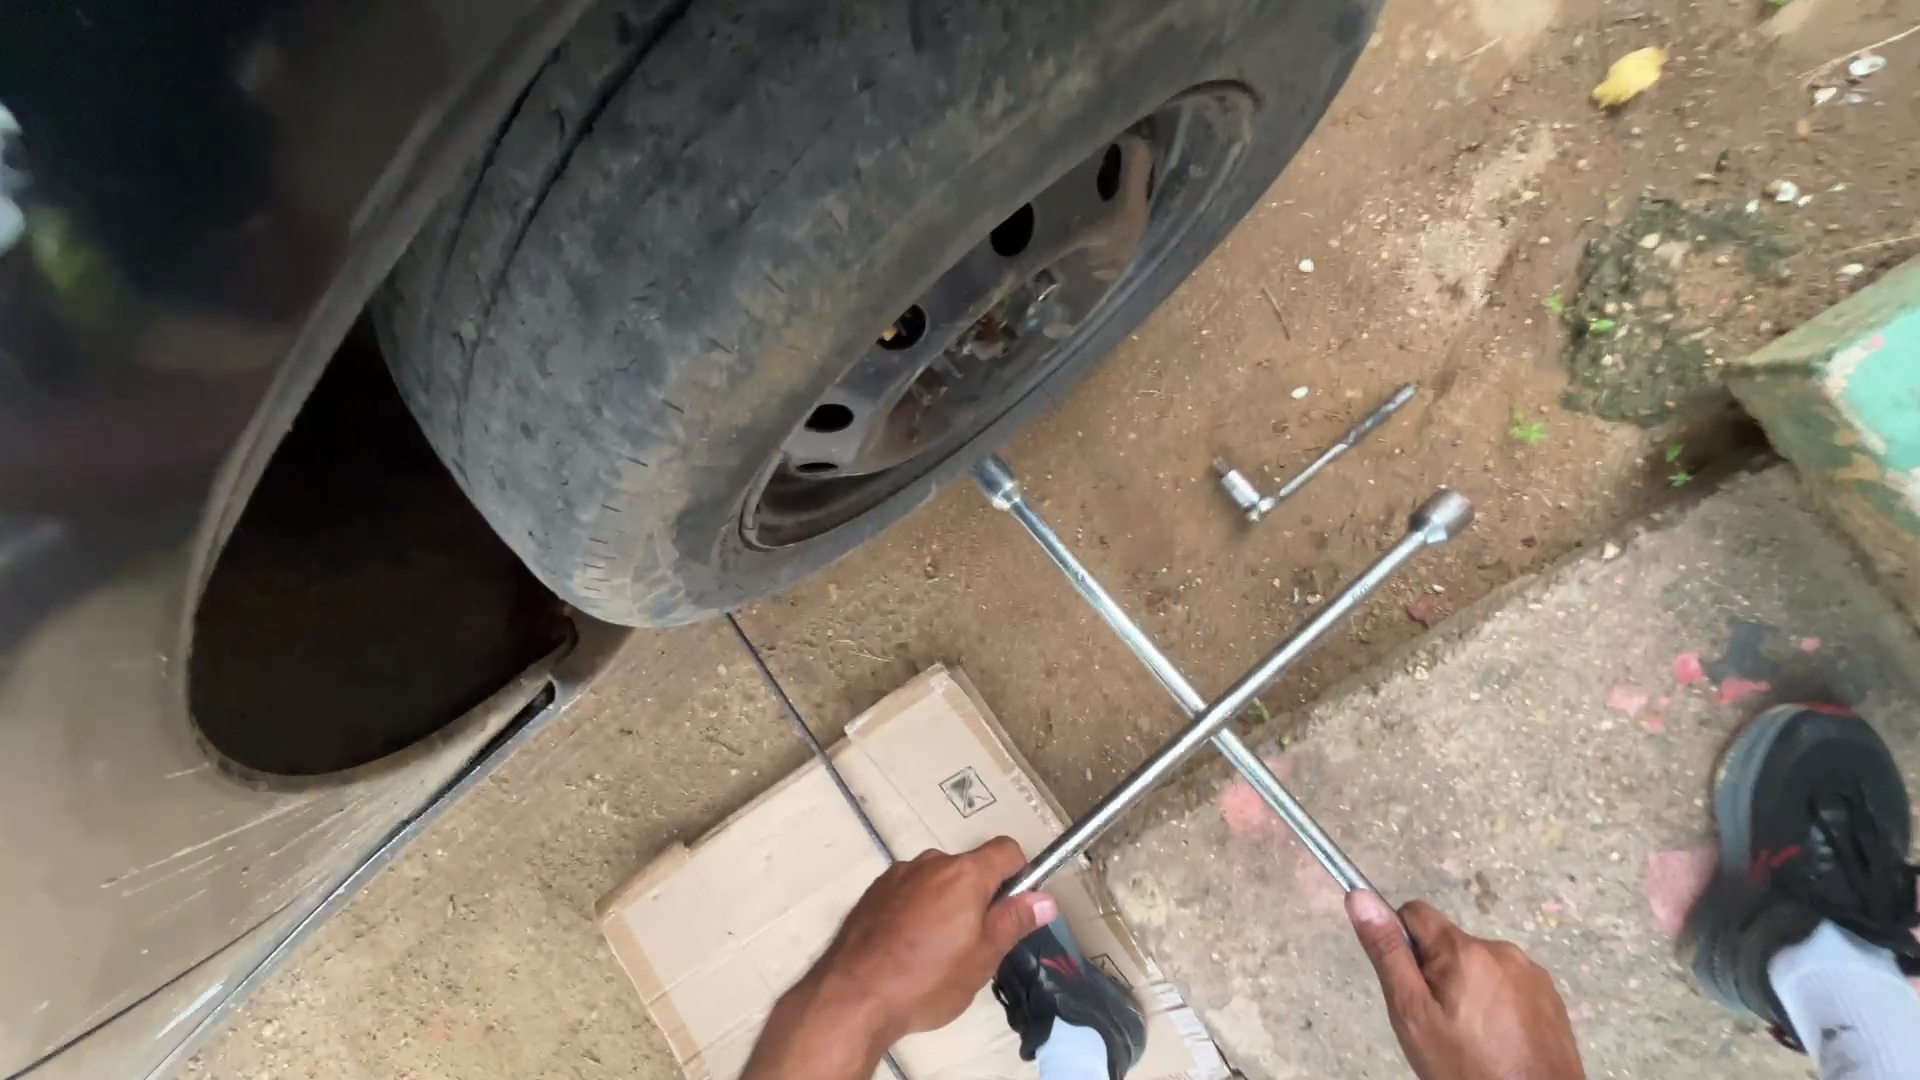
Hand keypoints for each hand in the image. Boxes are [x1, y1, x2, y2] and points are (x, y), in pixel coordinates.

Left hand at [742, 838, 1055, 1079]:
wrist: (854, 993)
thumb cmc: (925, 979)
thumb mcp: (982, 958)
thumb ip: (1014, 921)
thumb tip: (1045, 899)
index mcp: (965, 873)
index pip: (1006, 849)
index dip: (1019, 873)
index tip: (1016, 905)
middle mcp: (933, 862)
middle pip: (971, 867)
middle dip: (979, 896)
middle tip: (976, 942)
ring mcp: (900, 873)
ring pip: (938, 879)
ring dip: (946, 902)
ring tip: (937, 950)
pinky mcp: (876, 890)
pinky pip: (910, 889)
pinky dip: (916, 908)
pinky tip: (908, 946)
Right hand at [1347, 892, 1585, 1079]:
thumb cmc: (1464, 1067)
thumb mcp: (1411, 1013)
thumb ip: (1386, 951)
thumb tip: (1360, 897)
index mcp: (1464, 949)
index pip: (1414, 914)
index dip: (1402, 943)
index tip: (1411, 985)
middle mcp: (1502, 950)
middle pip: (1447, 942)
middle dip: (1436, 971)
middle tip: (1438, 1020)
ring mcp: (1533, 975)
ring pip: (1477, 964)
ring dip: (1467, 986)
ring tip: (1471, 1036)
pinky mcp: (1553, 1000)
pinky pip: (1507, 984)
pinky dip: (1496, 1002)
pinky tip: (1499, 1041)